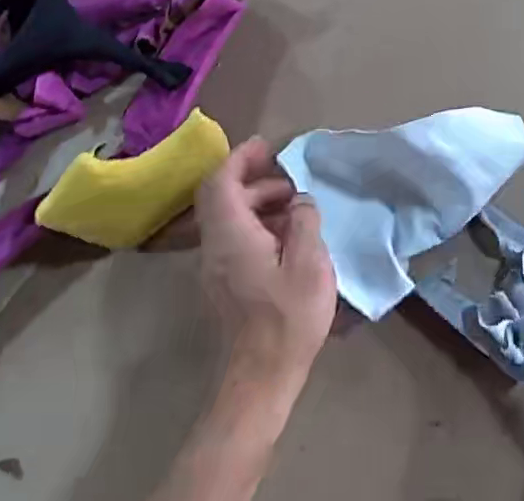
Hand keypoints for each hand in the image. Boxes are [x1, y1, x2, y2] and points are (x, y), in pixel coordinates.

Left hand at [194, 136, 335, 377]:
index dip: (241, 157)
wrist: (260, 378)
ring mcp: (216, 268)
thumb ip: (303, 221)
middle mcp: (214, 247)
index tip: (267, 145)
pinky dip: (259, 224)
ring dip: (260, 203)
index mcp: (231, 236)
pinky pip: (235, 238)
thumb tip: (299, 201)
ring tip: (298, 209)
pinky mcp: (224, 283)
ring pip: (230, 219)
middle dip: (257, 180)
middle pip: (223, 198)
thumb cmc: (287, 318)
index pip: (220, 182)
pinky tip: (290, 237)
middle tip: (295, 181)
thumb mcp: (309, 263)